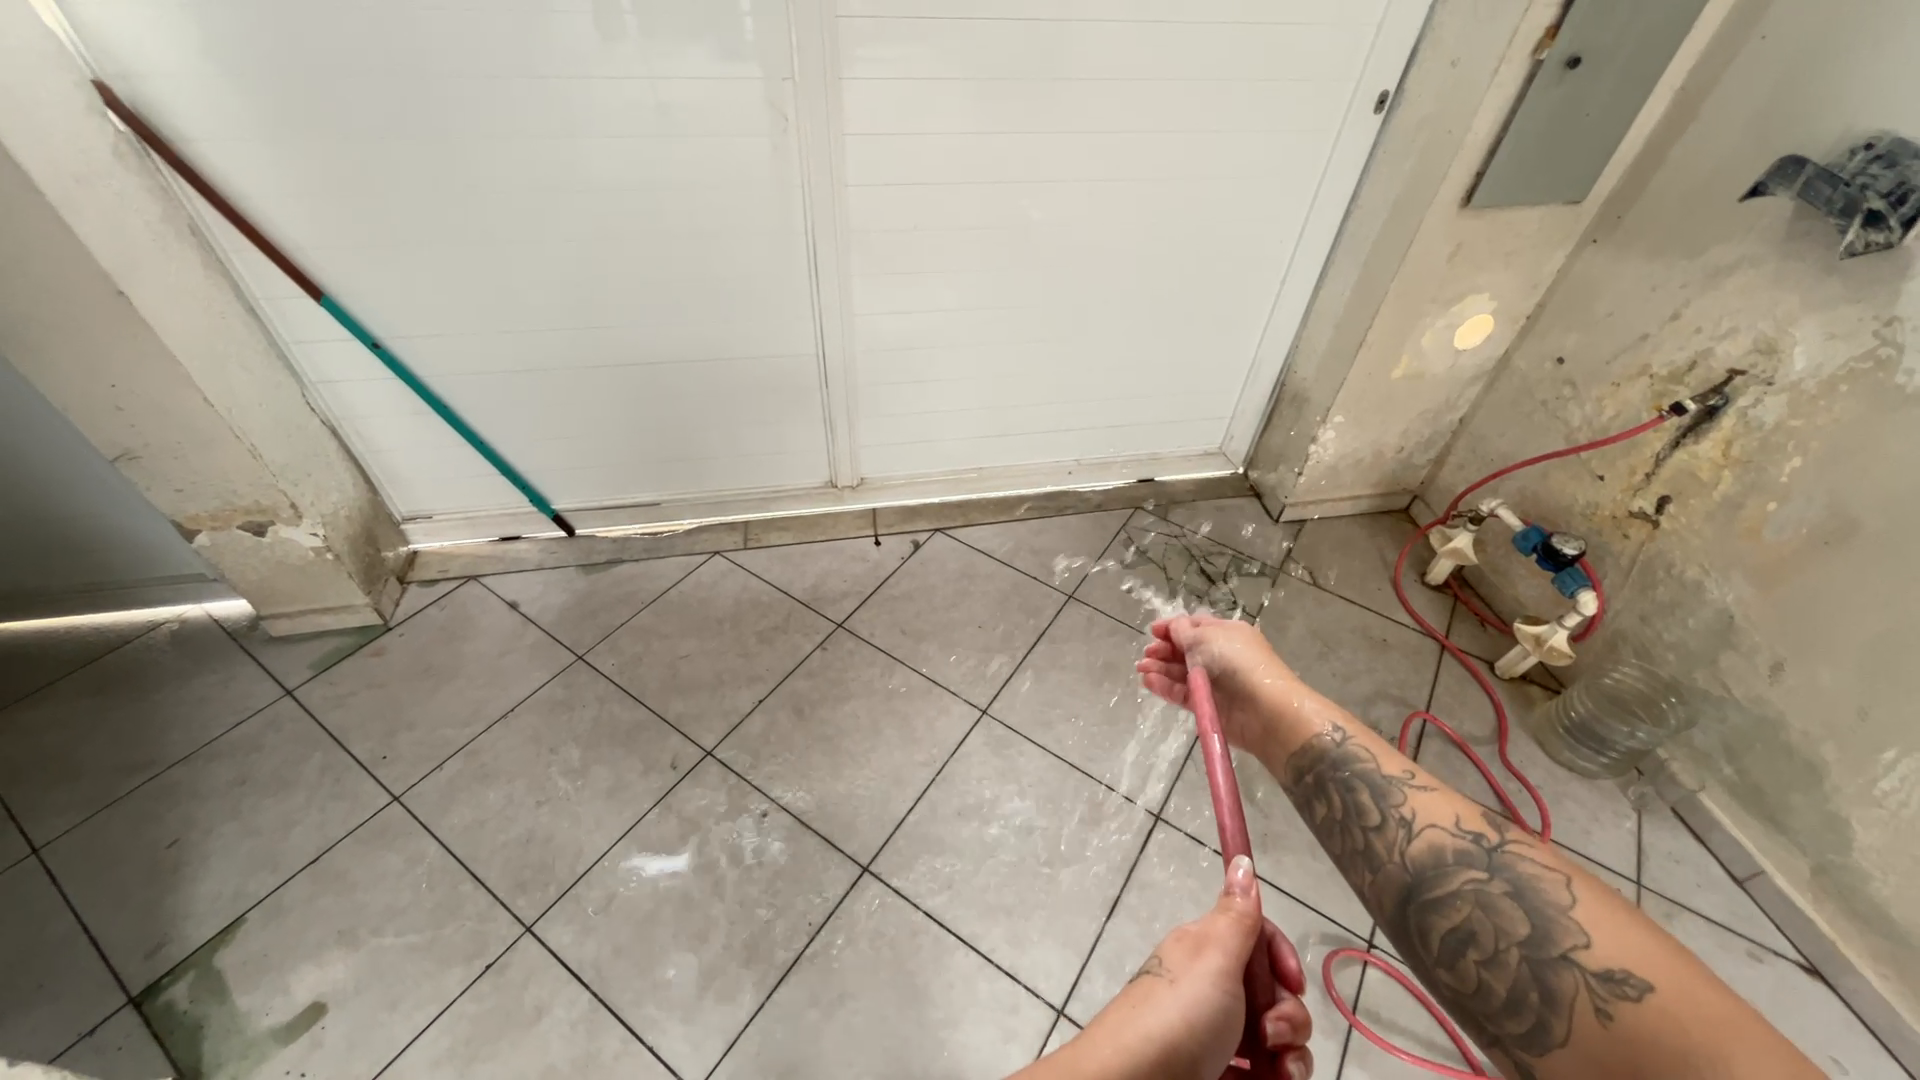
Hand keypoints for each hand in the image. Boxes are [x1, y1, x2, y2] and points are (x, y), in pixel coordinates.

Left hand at [1076, 855, 1312, 1079]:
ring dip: (1290, 1058)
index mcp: (1206, 951)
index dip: (1282, 958)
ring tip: (1278, 1074)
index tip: (1294, 982)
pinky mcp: (1217, 1073)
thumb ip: (1236, 915)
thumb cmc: (1178, 1016)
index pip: (1257, 939)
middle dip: (1290, 1018)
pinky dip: (1273, 1079)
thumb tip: (1242, 859)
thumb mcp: (1213, 956)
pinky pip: (1260, 1073)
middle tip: (1272, 1036)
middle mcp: (1210, 988)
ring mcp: (1214, 1035)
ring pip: (1273, 1040)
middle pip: (1273, 994)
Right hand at [1136, 615, 1307, 755]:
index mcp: (1226, 634)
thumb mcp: (1205, 637)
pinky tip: (1148, 681)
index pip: (1195, 627)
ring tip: (1141, 667)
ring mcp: (1214, 682)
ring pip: (1180, 672)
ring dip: (1160, 667)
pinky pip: (1181, 693)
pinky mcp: (1207, 705)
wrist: (1263, 709)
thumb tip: (1173, 628)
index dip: (1172, 628)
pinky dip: (1164, 686)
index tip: (1152, 631)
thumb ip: (1182, 632)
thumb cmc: (1235, 662)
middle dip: (1164, 648)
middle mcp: (1220, 656)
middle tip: (1147, 652)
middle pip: (1185, 649)